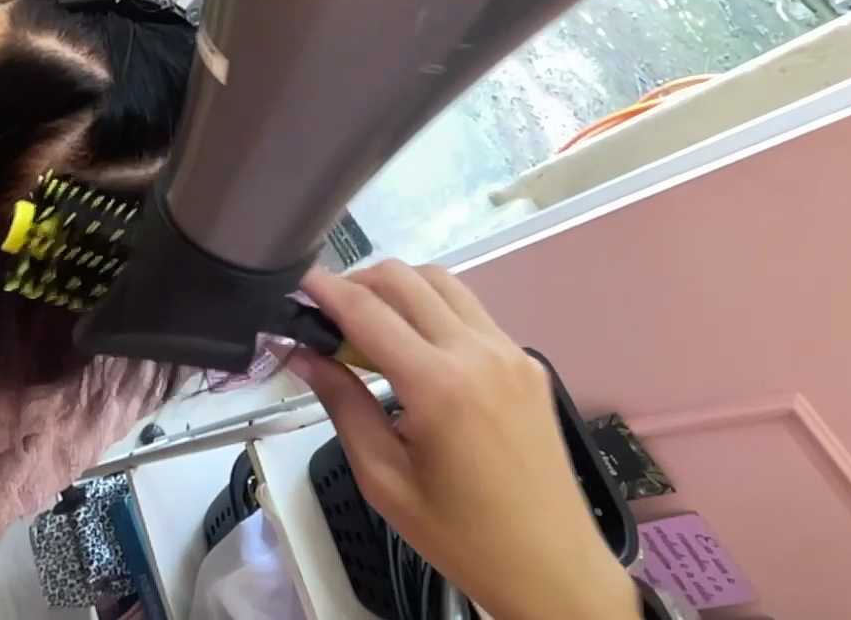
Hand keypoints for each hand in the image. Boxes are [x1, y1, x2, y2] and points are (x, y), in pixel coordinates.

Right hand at [294, 262, 637, 619]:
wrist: (555, 572)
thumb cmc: (462, 537)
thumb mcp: (383, 478)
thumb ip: (341, 404)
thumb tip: (303, 354)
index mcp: (439, 385)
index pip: (367, 310)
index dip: (324, 288)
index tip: (295, 280)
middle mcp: (478, 353)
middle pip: (403, 278)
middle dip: (356, 281)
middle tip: (327, 311)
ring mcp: (509, 351)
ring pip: (439, 280)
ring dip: (396, 287)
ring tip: (370, 322)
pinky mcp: (526, 360)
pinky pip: (468, 308)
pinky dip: (431, 306)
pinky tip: (416, 345)